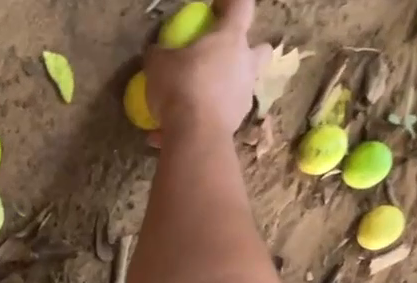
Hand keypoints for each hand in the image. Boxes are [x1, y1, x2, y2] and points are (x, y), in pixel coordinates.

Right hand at [144, 0, 269, 143]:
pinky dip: (200, 122)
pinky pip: (218, 117)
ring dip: (222, 91)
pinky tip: (173, 132)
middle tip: (222, 59)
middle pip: (261, 50)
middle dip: (247, 52)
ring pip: (240, 87)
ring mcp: (244, 95)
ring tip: (193, 104)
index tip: (215, 7)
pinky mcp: (236, 123)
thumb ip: (158, 54)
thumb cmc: (181, 88)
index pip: (241, 6)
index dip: (230, 2)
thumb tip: (155, 52)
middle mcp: (245, 64)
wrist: (195, 136)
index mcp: (230, 38)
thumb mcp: (158, 65)